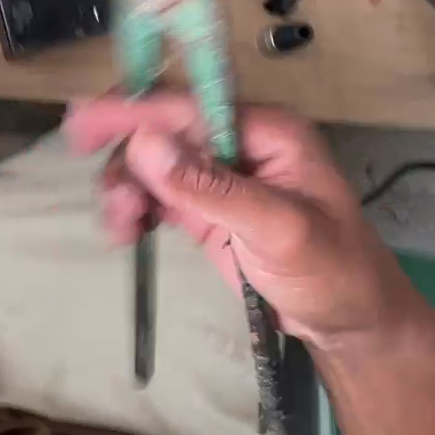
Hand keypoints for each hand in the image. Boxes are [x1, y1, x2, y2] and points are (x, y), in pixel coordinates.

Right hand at [63, 96, 418, 350]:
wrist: (352, 327)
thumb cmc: (335, 273)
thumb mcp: (279, 230)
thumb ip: (212, 188)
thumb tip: (144, 144)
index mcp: (263, 129)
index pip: (185, 107)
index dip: (130, 111)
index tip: (81, 121)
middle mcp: (234, 141)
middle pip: (157, 131)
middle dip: (126, 161)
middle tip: (109, 199)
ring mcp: (215, 173)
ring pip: (147, 163)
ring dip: (125, 189)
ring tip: (123, 228)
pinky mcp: (201, 204)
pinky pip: (151, 192)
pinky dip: (132, 208)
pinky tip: (127, 232)